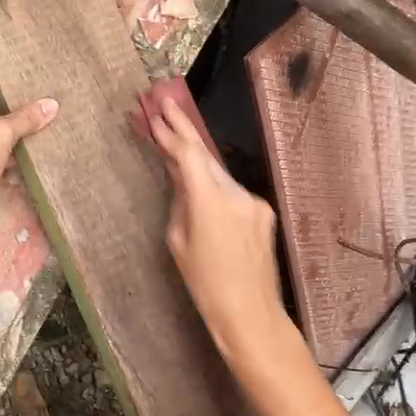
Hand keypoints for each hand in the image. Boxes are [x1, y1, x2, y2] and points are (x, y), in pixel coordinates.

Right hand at [145, 95, 291, 358]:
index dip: (170, 131)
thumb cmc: (205, 283)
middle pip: (205, 153)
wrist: (250, 313)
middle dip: (183, 128)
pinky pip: (230, 189)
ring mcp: (253, 201)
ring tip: (173, 138)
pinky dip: (212, 182)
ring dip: (196, 157)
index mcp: (210, 200)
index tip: (153, 113)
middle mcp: (236, 193)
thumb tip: (179, 177)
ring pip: (217, 171)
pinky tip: (197, 184)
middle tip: (164, 102)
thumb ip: (179, 201)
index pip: (188, 154)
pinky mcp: (262, 212)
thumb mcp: (178, 240)